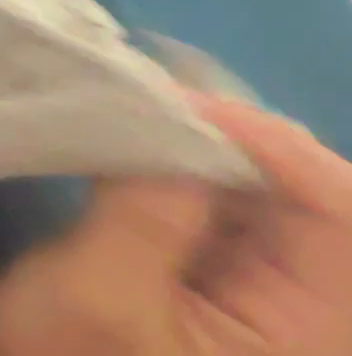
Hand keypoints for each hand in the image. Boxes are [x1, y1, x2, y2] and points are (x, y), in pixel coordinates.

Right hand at [0, 96, 351, 352]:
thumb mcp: (97, 295)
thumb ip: (143, 215)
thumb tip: (167, 125)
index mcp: (315, 328)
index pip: (339, 214)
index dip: (271, 145)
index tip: (177, 99)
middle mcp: (311, 306)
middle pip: (309, 195)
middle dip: (232, 135)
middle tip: (146, 95)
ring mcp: (264, 289)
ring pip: (261, 191)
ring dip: (199, 144)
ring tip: (132, 108)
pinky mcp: (215, 273)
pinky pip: (220, 205)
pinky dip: (177, 163)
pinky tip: (129, 142)